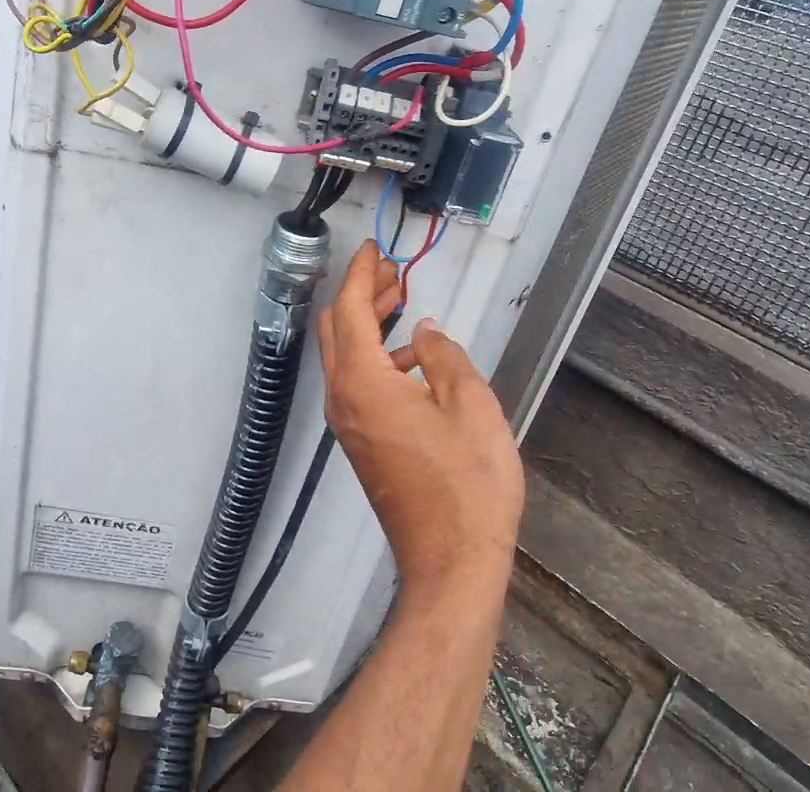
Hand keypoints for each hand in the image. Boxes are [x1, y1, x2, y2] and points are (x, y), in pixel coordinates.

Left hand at [316, 240, 524, 596]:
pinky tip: (414, 359)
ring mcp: (349, 425)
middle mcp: (344, 400)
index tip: (375, 249)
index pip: (351, 311)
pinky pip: (358, 385)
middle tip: (393, 274)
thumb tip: (423, 332)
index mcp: (364, 383)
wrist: (450, 559)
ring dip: (370, 326)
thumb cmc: (468, 483)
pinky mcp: (361, 444)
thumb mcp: (470, 406)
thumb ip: (444, 357)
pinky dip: (377, 359)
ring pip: (347, 358)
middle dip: (361, 296)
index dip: (363, 275)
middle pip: (338, 331)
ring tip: (404, 305)